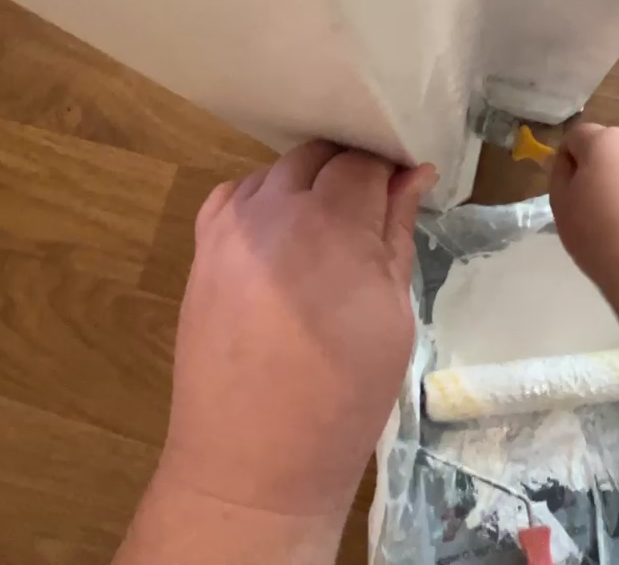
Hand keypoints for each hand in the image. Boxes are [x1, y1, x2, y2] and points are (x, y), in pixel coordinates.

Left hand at [155, 141, 436, 520]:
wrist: (254, 462)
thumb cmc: (345, 394)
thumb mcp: (395, 312)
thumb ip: (397, 230)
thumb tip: (416, 173)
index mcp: (331, 224)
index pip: (363, 160)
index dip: (389, 168)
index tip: (403, 185)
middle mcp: (273, 211)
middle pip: (318, 156)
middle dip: (349, 170)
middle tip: (370, 210)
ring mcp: (229, 228)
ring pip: (276, 171)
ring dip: (307, 183)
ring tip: (326, 228)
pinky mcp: (202, 248)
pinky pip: (236, 196)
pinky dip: (264, 200)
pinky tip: (280, 234)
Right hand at [549, 123, 618, 313]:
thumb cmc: (605, 243)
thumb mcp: (563, 209)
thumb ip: (560, 176)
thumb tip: (568, 162)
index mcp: (608, 142)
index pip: (578, 136)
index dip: (570, 163)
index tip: (573, 195)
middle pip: (616, 147)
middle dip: (606, 170)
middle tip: (603, 213)